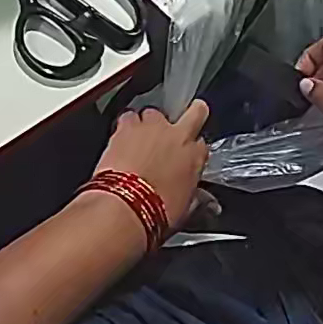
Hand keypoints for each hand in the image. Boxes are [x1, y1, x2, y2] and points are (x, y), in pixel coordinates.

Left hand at [90, 101, 210, 242]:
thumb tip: (203, 202)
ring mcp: (151, 128)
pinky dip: (124, 127)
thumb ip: (195, 199)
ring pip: (154, 113)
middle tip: (175, 132)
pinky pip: (128, 117)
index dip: (193, 150)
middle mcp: (177, 136)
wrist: (125, 205)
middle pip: (194, 113)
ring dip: (149, 124)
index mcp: (195, 156)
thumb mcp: (184, 210)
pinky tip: (120, 141)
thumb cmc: (155, 210)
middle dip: (192, 114)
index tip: (185, 158)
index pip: (202, 144)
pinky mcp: (126, 127)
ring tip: (140, 141)